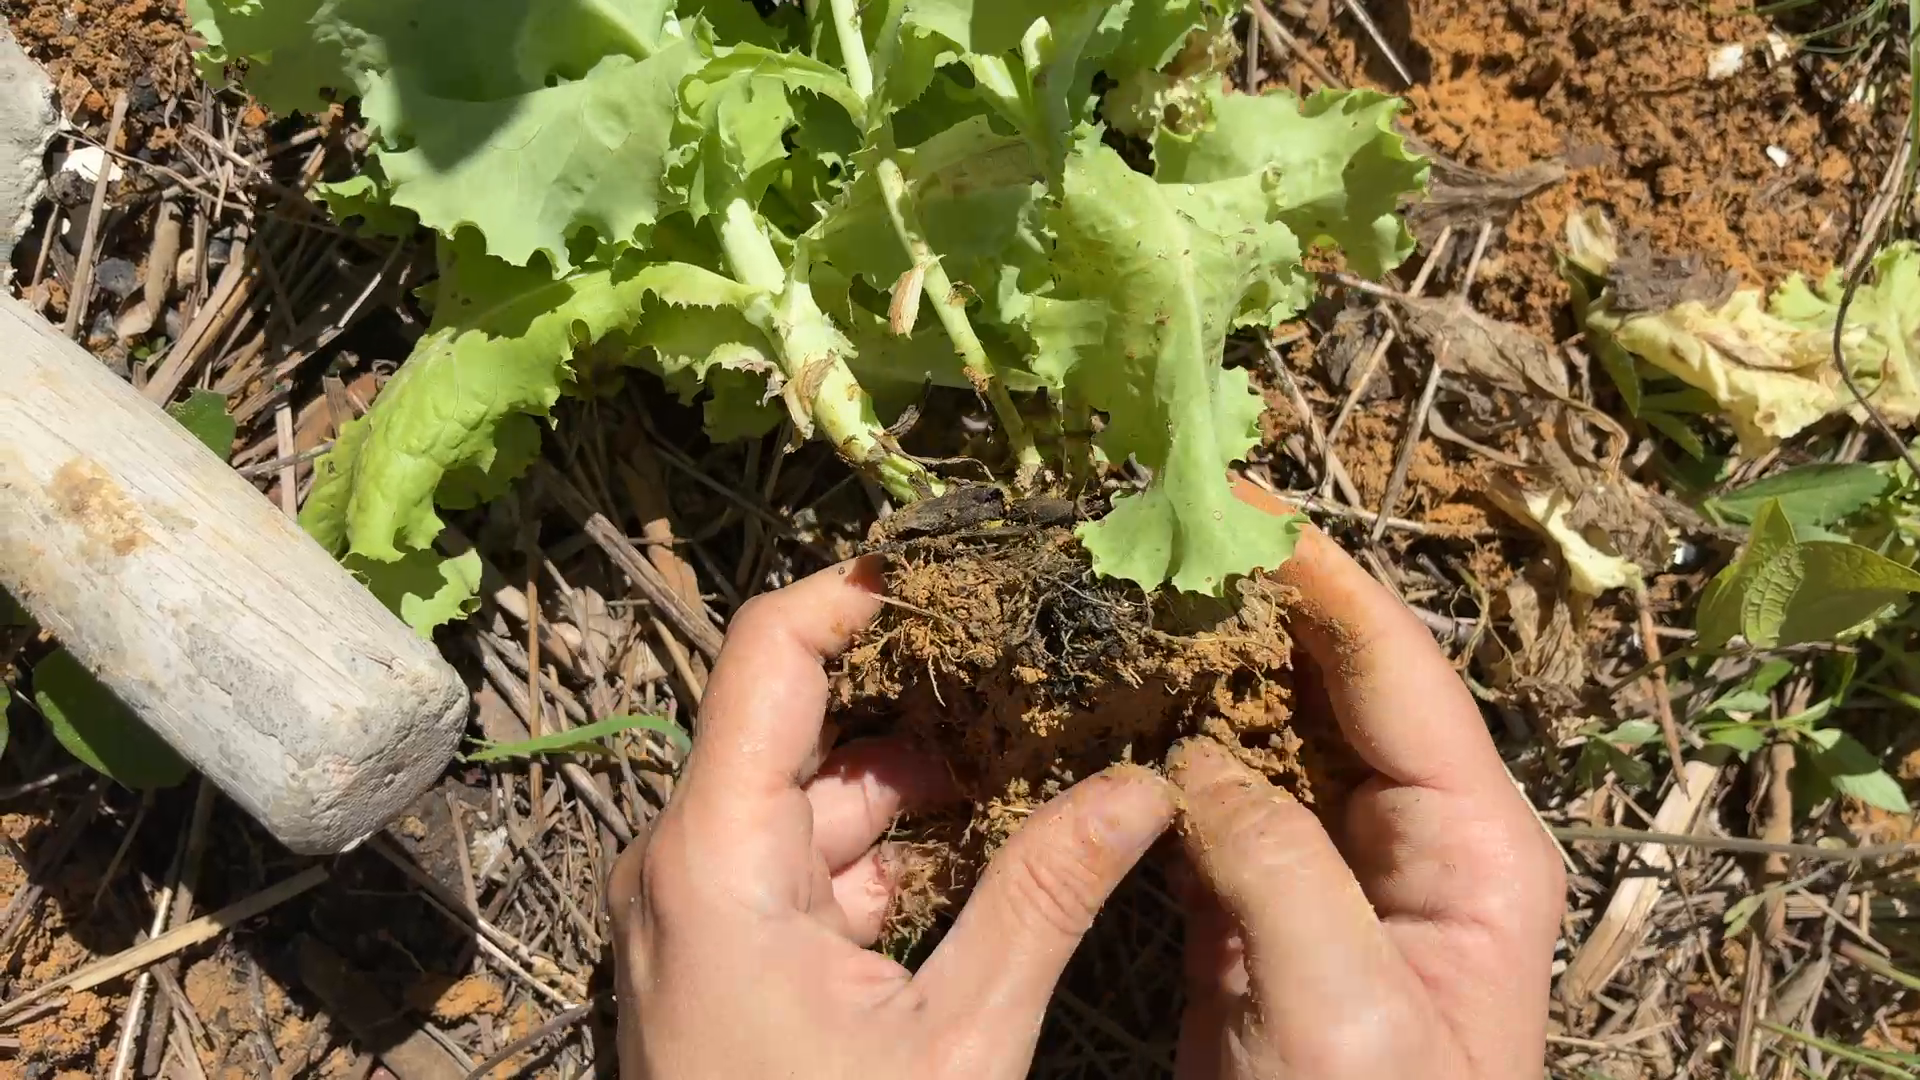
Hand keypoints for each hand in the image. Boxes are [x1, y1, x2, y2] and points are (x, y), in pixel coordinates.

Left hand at [608, 557, 1177, 1078]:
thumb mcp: (958, 1045)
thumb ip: (1044, 899)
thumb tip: (1142, 789)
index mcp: (718, 854)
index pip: (769, 651)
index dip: (853, 592)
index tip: (942, 570)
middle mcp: (693, 852)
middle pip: (807, 716)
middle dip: (916, 695)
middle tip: (1017, 666)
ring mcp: (708, 894)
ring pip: (822, 787)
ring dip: (916, 781)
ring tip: (1020, 763)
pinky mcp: (733, 931)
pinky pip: (818, 849)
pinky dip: (891, 840)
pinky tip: (975, 846)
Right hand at [1168, 512, 1565, 1078]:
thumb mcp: (1344, 1007)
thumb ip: (1277, 859)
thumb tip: (1197, 755)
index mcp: (1467, 840)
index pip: (1394, 665)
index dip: (1323, 574)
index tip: (1246, 503)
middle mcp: (1400, 825)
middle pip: (1329, 674)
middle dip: (1259, 595)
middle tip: (1181, 532)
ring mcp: (1323, 849)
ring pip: (1265, 717)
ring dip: (1209, 653)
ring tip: (1145, 590)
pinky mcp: (1257, 878)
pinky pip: (1217, 776)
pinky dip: (1173, 729)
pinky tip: (1126, 693)